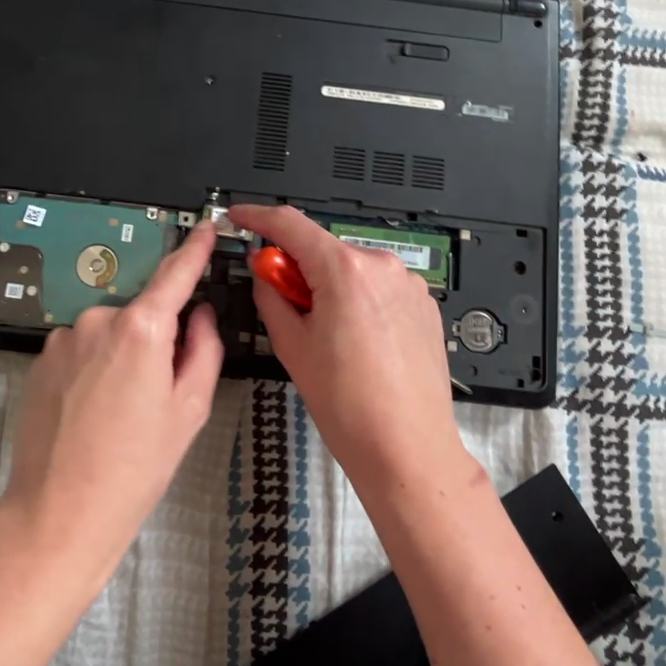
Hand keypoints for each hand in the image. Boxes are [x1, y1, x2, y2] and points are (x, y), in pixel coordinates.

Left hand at [0, 223, 223, 570]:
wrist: (59, 512)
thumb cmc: (133, 468)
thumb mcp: (188, 411)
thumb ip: (203, 349)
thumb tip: (199, 316)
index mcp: (141, 329)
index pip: (175, 274)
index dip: (194, 248)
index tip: (206, 227)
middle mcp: (98, 320)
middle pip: (142, 313)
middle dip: (156, 340)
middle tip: (158, 395)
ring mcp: (64, 337)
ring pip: (111, 334)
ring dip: (122, 357)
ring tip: (119, 414)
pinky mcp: (41, 358)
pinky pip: (82, 349)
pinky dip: (94, 369)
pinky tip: (92, 413)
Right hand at [227, 204, 474, 498]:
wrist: (406, 448)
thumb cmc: (353, 407)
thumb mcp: (291, 346)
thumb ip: (271, 294)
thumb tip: (264, 270)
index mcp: (346, 271)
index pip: (290, 223)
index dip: (258, 217)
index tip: (242, 217)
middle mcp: (382, 267)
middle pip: (322, 247)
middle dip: (296, 267)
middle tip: (281, 302)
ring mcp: (407, 284)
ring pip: (350, 268)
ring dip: (329, 285)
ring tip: (325, 336)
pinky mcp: (423, 303)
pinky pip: (377, 286)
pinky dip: (357, 300)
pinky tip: (354, 341)